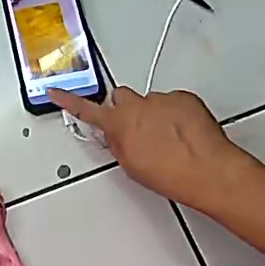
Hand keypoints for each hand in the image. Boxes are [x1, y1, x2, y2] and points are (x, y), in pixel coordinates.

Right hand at [49, 86, 253, 209]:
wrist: (208, 171)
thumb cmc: (171, 173)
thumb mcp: (131, 166)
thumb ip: (117, 144)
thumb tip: (117, 137)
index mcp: (117, 123)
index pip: (84, 109)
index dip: (67, 100)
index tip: (55, 92)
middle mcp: (136, 106)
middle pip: (121, 97)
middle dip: (126, 109)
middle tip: (138, 128)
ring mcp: (160, 100)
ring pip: (150, 101)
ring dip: (154, 114)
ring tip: (170, 137)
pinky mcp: (184, 98)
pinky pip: (174, 101)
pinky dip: (177, 113)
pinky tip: (185, 132)